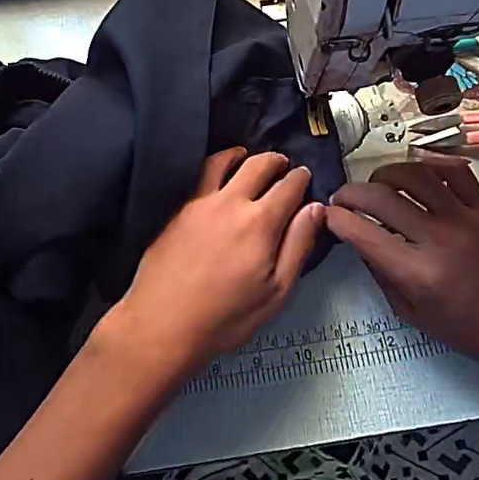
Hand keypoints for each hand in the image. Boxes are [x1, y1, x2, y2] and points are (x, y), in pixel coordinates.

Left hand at [98, 148, 324, 380]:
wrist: (162, 324)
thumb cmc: (225, 317)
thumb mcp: (276, 291)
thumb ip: (298, 245)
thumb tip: (316, 209)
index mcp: (260, 222)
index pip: (288, 186)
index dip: (300, 178)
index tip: (304, 176)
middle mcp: (229, 203)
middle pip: (257, 165)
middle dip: (275, 160)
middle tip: (282, 163)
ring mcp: (197, 203)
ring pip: (221, 162)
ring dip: (239, 155)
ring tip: (244, 156)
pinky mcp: (174, 210)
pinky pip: (194, 175)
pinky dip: (210, 167)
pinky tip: (210, 175)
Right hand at [325, 158, 478, 378]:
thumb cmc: (462, 327)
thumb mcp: (408, 312)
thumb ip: (379, 272)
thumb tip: (355, 236)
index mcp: (418, 274)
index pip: (363, 233)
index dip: (337, 219)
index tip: (329, 216)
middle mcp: (440, 240)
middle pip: (382, 197)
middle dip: (351, 193)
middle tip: (343, 198)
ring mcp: (465, 219)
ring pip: (415, 175)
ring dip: (386, 174)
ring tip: (377, 184)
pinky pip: (454, 171)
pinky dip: (429, 164)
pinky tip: (414, 173)